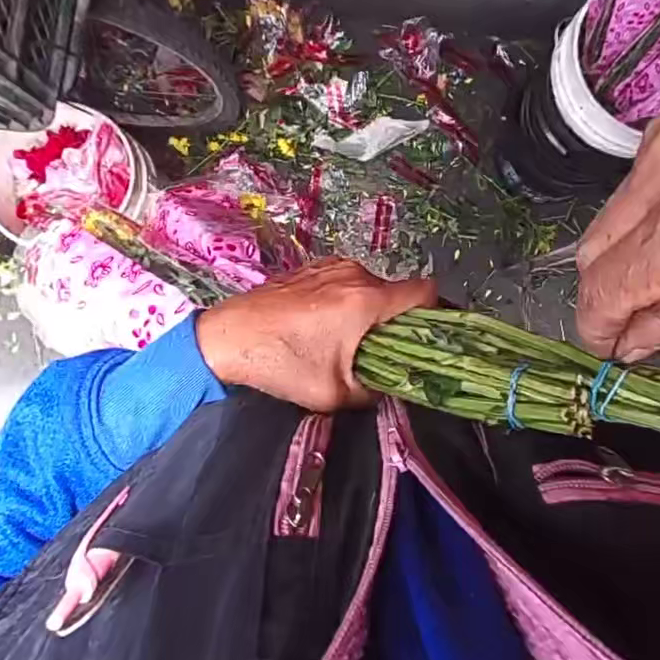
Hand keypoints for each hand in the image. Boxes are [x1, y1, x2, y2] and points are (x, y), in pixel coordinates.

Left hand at [195, 258, 435, 410]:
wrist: (225, 338)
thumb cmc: (280, 364)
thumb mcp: (334, 394)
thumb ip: (375, 392)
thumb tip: (394, 388)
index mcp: (368, 300)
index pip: (426, 291)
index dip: (435, 311)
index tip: (424, 334)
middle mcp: (356, 274)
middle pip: (397, 293)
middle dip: (395, 319)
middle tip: (378, 348)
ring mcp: (333, 266)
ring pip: (373, 286)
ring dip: (370, 310)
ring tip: (346, 337)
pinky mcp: (314, 265)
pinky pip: (348, 280)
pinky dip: (348, 299)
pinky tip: (324, 323)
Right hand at [575, 65, 659, 359]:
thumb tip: (630, 342)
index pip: (606, 287)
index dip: (599, 329)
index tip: (608, 352)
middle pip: (593, 246)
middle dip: (610, 295)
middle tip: (645, 326)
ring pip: (613, 213)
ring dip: (631, 256)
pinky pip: (642, 182)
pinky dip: (652, 219)